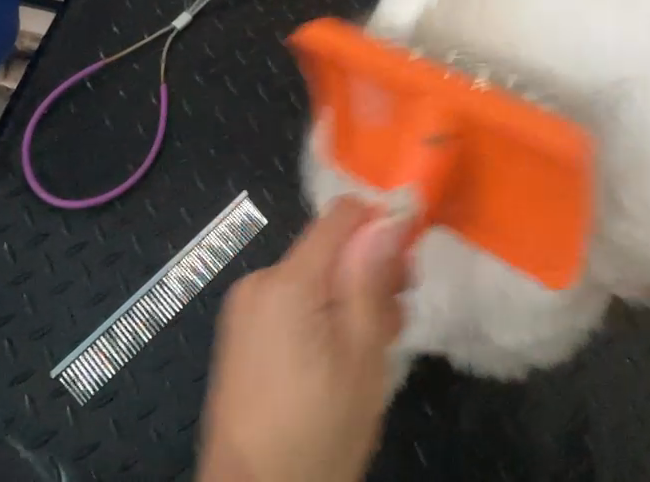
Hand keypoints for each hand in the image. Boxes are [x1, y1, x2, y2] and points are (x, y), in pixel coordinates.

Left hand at [197, 197, 410, 481]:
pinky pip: (291, 303)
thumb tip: (389, 218)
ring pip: (313, 279)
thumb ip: (373, 281)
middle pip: (328, 250)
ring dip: (348, 300)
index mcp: (288, 281)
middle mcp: (260, 281)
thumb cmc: (317, 432)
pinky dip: (321, 318)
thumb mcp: (362, 358)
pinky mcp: (241, 333)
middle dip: (368, 274)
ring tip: (369, 353)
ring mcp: (245, 308)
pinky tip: (337, 361)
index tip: (408, 265)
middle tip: (395, 323)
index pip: (342, 216)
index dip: (382, 226)